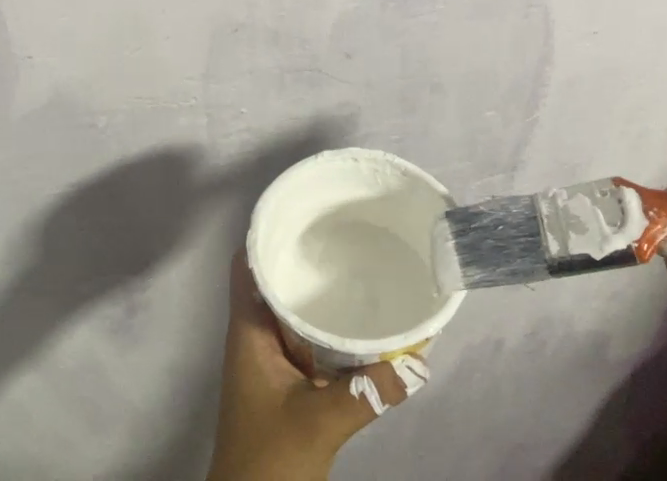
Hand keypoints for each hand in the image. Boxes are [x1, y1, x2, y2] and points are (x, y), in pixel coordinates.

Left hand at [207, 251, 426, 480]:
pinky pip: (304, 337)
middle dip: (303, 255)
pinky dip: (325, 325)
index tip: (303, 210)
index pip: (248, 263)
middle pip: (271, 279)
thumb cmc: (270, 455)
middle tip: (345, 230)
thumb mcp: (321, 422)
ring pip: (288, 309)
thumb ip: (369, 392)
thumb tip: (419, 361)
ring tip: (356, 262)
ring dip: (315, 289)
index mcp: (248, 330)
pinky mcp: (284, 379)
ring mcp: (268, 358)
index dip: (267, 231)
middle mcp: (254, 334)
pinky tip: (359, 322)